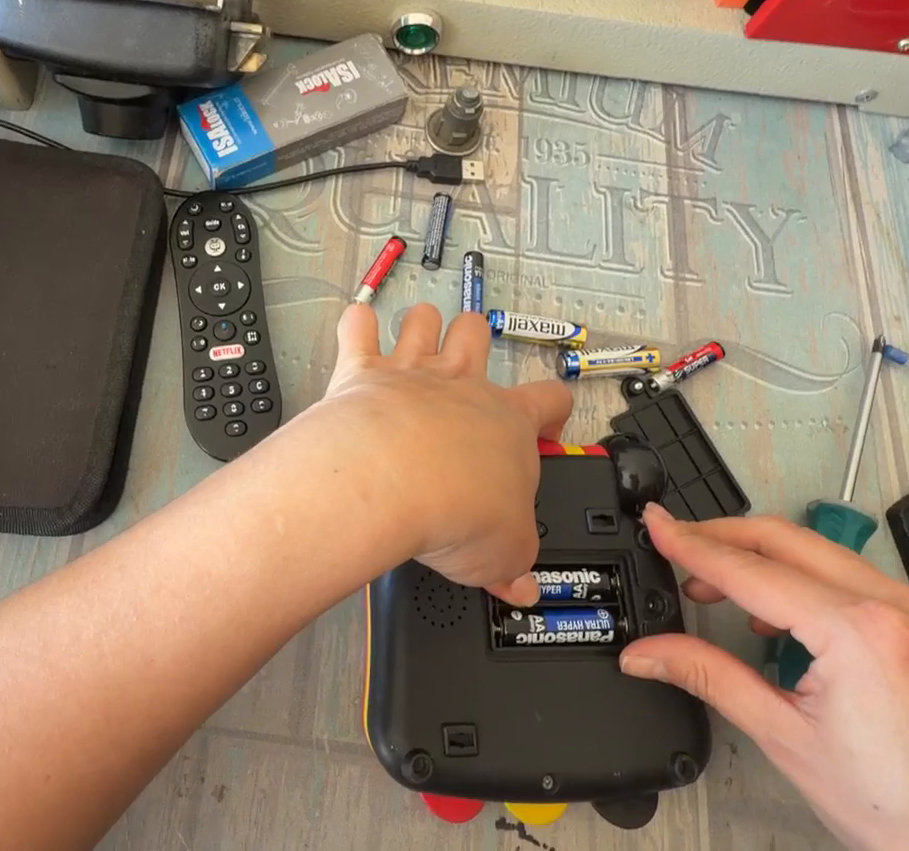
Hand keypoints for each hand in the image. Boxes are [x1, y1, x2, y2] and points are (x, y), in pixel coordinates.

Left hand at [278, 303, 571, 604]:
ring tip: (418, 331)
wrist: (393, 483)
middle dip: (477, 340)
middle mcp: (460, 385)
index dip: (552, 408)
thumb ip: (513, 564)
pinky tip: (358, 324)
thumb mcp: (503, 552)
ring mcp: (409, 372)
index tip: (546, 424)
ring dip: (422, 322)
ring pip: (424, 321)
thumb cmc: (454, 508)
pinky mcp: (360, 372)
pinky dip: (356, 323)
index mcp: (506, 422)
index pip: (548, 399)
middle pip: (479, 336)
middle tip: (470, 359)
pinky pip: (357, 328)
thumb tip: (521, 586)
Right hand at [619, 506, 908, 850]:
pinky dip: (807, 580)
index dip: (689, 543)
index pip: (748, 568)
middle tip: (674, 546)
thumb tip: (648, 655)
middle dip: (721, 535)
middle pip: (784, 538)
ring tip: (720, 589)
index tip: (654, 524)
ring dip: (763, 558)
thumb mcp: (790, 743)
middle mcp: (898, 605)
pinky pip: (859, 581)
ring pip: (823, 554)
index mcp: (857, 630)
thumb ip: (710, 679)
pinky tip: (786, 617)